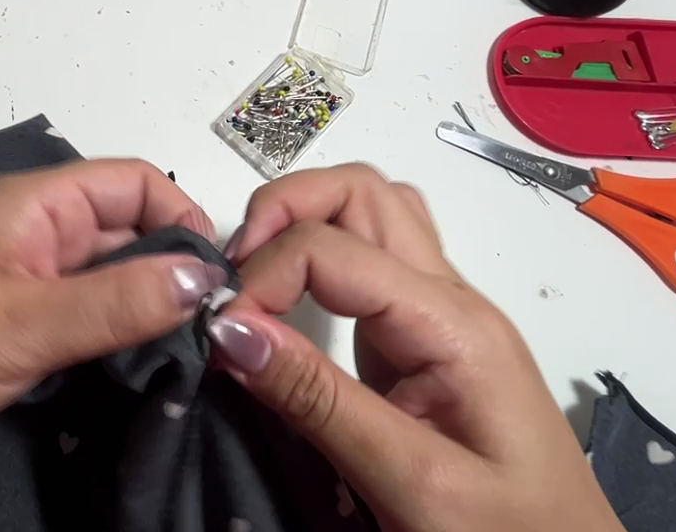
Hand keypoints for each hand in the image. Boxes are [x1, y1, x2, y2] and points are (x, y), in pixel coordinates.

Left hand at [0, 157, 224, 455]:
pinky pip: (81, 303)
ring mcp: (25, 268)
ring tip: (187, 347)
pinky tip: (136, 360)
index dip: (181, 216)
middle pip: (125, 225)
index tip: (219, 275)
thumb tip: (200, 276)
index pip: (131, 182)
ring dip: (144, 300)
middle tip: (214, 323)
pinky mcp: (15, 308)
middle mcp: (34, 225)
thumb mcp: (24, 324)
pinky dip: (112, 325)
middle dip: (171, 264)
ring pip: (106, 269)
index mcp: (34, 202)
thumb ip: (114, 302)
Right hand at [205, 164, 623, 531]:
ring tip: (258, 272)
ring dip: (303, 217)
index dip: (264, 274)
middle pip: (360, 190)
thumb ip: (317, 399)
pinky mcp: (422, 328)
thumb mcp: (414, 485)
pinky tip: (296, 289)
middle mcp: (449, 295)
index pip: (332, 248)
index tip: (223, 330)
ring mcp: (439, 307)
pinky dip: (321, 244)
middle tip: (235, 273)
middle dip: (282, 209)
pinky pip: (370, 249)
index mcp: (452, 324)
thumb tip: (228, 326)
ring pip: (368, 205)